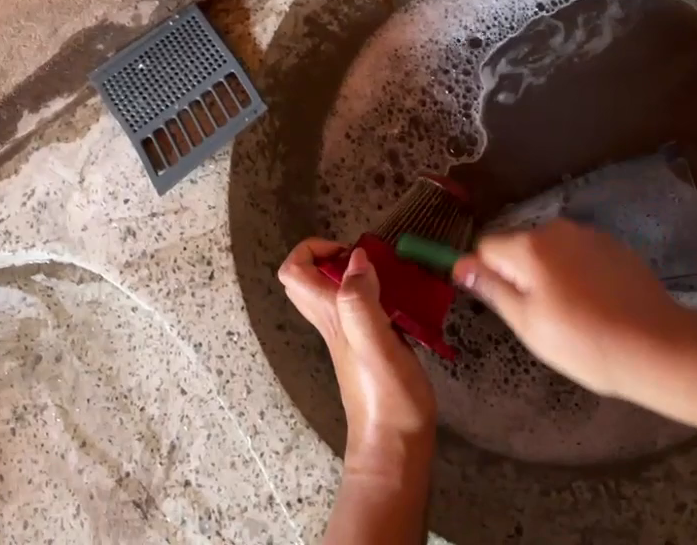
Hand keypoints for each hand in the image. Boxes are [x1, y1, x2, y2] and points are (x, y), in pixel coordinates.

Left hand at [278, 239, 436, 458]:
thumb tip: (355, 259)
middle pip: (308, 278)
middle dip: (332, 256)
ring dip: (356, 273)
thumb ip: (361, 301)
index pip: (293, 271)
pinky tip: (403, 300)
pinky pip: (362, 306)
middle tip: (367, 260)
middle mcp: (334, 322)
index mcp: (330, 316)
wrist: (396, 447)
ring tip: (388, 274)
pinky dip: (377, 292)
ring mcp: (350, 335)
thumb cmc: (387, 397)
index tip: (350, 253)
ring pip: (335, 290)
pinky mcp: (371, 345)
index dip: (314, 249)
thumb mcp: (377, 344)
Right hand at [453, 219, 689, 397]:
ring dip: (550, 274)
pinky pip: (580, 254)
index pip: (486, 246)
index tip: (505, 305)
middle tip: (539, 318)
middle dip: (521, 274)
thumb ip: (492, 289)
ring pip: (551, 251)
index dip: (488, 275)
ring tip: (572, 315)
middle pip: (520, 246)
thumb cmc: (583, 342)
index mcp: (529, 246)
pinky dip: (579, 274)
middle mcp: (557, 229)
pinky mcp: (615, 245)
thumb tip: (459, 266)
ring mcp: (589, 234)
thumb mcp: (527, 324)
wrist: (656, 345)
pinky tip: (596, 305)